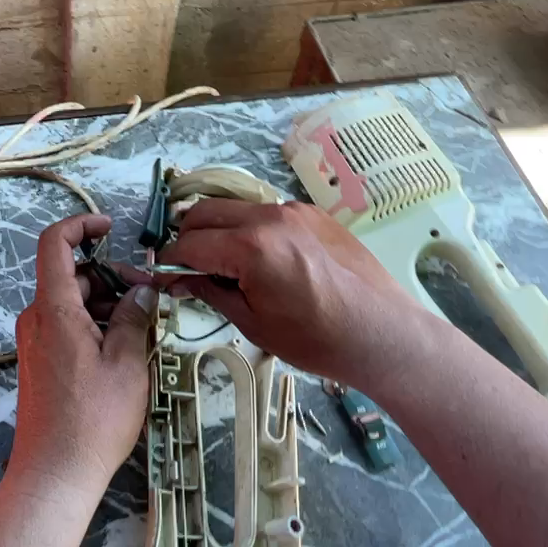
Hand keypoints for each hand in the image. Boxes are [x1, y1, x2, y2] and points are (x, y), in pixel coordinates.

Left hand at [8, 213, 154, 495]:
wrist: (54, 475)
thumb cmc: (92, 419)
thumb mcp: (126, 363)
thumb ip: (133, 317)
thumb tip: (142, 290)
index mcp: (53, 307)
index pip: (54, 242)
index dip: (80, 224)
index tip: (109, 226)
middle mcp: (37, 316)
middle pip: (71, 275)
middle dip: (111, 277)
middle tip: (148, 297)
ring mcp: (35, 339)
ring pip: (71, 302)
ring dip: (105, 303)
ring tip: (142, 326)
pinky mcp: (39, 360)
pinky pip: (65, 324)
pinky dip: (92, 323)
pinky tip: (121, 346)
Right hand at [157, 200, 438, 386]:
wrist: (385, 335)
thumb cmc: (317, 340)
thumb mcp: (254, 323)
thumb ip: (210, 291)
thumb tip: (178, 278)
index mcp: (250, 246)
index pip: (189, 244)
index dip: (170, 262)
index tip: (161, 277)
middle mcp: (267, 216)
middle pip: (204, 212)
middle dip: (188, 238)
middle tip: (189, 269)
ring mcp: (292, 209)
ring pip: (233, 208)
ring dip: (218, 229)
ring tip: (226, 264)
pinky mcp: (312, 212)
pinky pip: (265, 212)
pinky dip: (250, 229)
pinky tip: (264, 260)